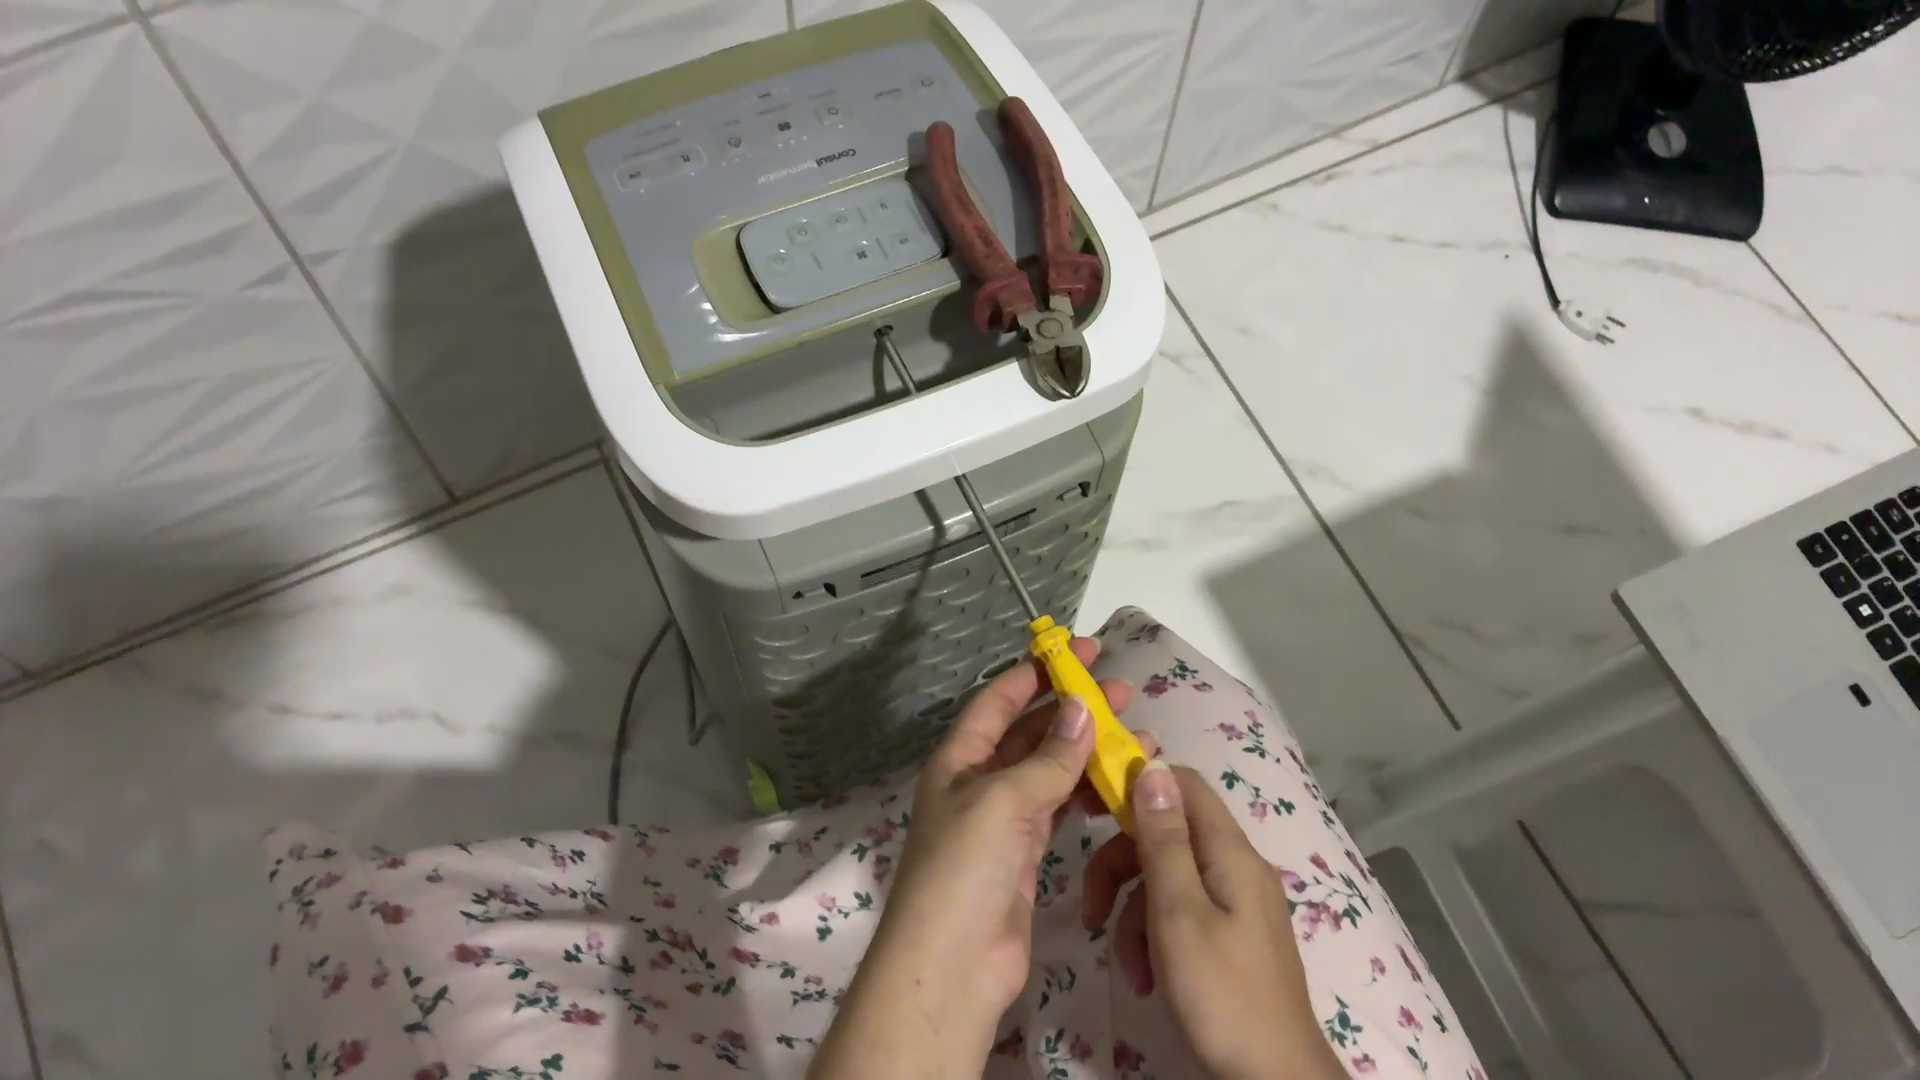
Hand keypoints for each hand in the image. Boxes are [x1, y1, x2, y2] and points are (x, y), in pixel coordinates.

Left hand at [811, 637, 1134, 1078]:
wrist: (954, 963)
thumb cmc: (965, 868)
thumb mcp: (1002, 801)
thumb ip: (1047, 758)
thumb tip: (1083, 709)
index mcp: (960, 757)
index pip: (1000, 699)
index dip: (1038, 672)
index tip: (1083, 651)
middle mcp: (980, 780)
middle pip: (1031, 731)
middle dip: (1074, 709)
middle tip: (1124, 691)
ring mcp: (1004, 818)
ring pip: (1051, 769)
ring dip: (1089, 751)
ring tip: (1139, 736)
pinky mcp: (1026, 853)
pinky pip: (1061, 807)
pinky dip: (1089, 792)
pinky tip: (1121, 783)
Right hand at [1082, 763, 1343, 1079]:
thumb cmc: (1222, 994)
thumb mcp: (1178, 912)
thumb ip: (1163, 839)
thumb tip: (1151, 766)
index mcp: (1229, 853)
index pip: (1182, 785)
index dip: (1138, 786)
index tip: (1094, 811)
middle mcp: (1235, 868)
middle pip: (1165, 836)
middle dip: (1122, 868)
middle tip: (1094, 910)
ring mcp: (1235, 904)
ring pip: (1166, 879)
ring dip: (1133, 915)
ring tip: (1125, 966)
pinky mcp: (1230, 937)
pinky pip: (1181, 914)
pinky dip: (1154, 939)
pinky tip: (1144, 979)